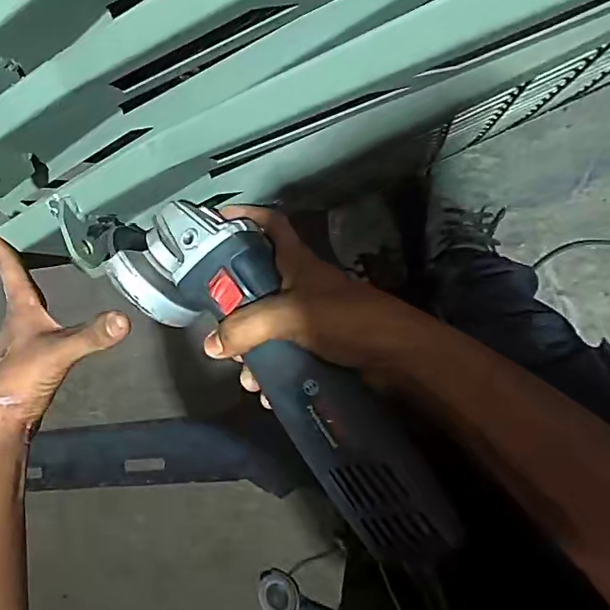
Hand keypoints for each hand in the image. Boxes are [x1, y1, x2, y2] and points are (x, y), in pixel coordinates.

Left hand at [0, 217, 128, 435]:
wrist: (0, 422)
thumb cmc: (19, 379)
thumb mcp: (60, 352)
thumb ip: (92, 335)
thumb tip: (124, 319)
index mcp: (20, 310)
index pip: (7, 267)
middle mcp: (16, 320)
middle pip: (12, 280)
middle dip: (8, 256)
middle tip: (9, 233)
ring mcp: (20, 340)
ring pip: (22, 303)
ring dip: (23, 282)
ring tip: (31, 266)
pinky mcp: (27, 359)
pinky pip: (34, 324)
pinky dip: (38, 310)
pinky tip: (50, 318)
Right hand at [202, 207, 428, 402]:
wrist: (397, 356)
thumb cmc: (346, 319)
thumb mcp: (290, 315)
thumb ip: (248, 327)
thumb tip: (212, 345)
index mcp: (297, 263)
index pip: (270, 225)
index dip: (245, 216)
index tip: (216, 220)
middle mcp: (301, 285)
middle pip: (258, 283)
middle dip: (235, 307)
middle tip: (219, 329)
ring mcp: (311, 316)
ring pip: (268, 327)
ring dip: (254, 352)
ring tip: (249, 378)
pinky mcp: (320, 346)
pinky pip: (285, 356)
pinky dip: (274, 373)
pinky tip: (268, 393)